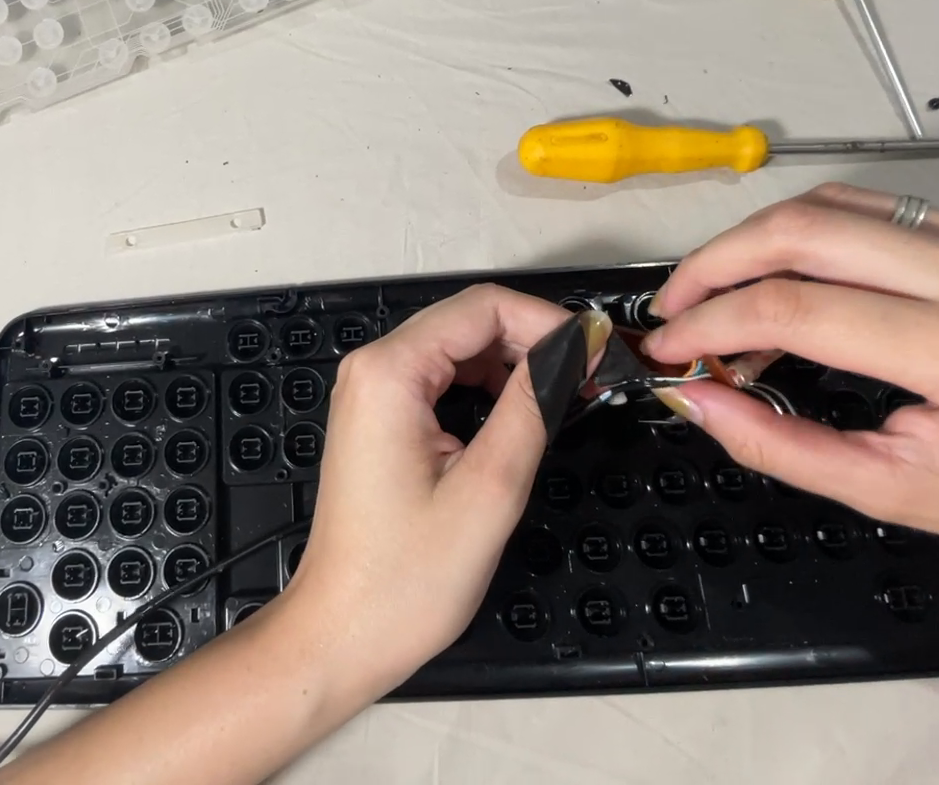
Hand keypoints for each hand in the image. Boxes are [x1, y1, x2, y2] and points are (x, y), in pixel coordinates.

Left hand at [282, 285, 570, 698]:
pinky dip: (485, 386)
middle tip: (589, 381)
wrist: (342, 632)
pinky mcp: (378, 417)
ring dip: (512, 363)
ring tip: (563, 398)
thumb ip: (532, 405)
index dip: (547, 321)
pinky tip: (518, 412)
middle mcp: (372, 367)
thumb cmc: (408, 577)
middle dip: (533, 341)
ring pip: (456, 348)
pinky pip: (440, 378)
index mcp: (389, 371)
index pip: (481, 306)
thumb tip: (572, 348)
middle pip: (467, 321)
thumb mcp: (489, 488)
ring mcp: (370, 391)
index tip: (596, 355)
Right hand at [641, 184, 938, 650]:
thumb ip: (778, 446)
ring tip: (714, 291)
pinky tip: (780, 276)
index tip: (665, 350)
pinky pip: (874, 211)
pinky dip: (803, 235)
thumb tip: (694, 399)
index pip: (797, 309)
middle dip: (712, 264)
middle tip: (671, 308)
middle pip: (803, 230)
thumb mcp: (899, 496)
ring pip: (831, 205)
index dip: (708, 323)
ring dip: (751, 242)